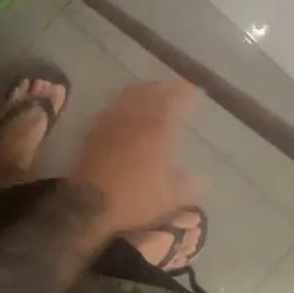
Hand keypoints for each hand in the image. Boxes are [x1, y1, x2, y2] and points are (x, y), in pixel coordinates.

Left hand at [68, 80, 208, 231]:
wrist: (88, 206)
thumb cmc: (134, 200)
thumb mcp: (170, 198)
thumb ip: (191, 185)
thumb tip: (205, 179)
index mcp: (158, 131)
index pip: (174, 100)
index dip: (186, 92)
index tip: (195, 91)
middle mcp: (135, 119)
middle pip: (151, 91)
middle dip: (165, 86)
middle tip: (175, 88)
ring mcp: (111, 122)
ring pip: (129, 95)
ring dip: (144, 89)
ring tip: (152, 92)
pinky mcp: (94, 131)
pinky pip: (112, 107)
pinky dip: (123, 102)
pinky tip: (125, 110)